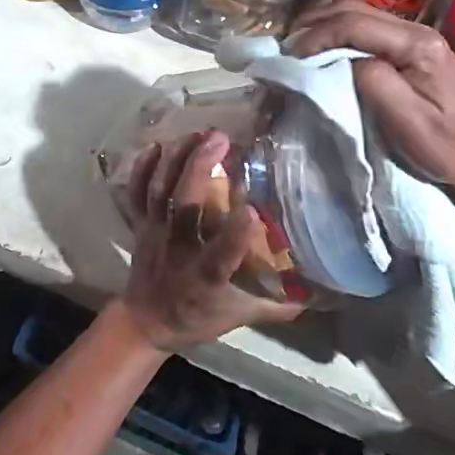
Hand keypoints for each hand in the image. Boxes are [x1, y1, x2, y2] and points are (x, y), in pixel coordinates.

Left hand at [118, 130, 305, 350]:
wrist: (145, 321)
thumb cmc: (195, 317)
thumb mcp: (238, 316)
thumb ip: (276, 305)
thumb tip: (318, 294)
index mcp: (205, 275)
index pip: (221, 254)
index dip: (235, 234)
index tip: (253, 209)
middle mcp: (177, 248)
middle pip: (183, 206)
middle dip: (198, 169)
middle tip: (221, 140)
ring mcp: (154, 233)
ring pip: (160, 191)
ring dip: (176, 159)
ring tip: (196, 134)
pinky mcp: (139, 225)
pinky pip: (136, 194)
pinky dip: (142, 169)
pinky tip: (157, 146)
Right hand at [286, 1, 454, 197]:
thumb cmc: (446, 147)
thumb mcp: (408, 120)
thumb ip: (374, 82)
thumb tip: (342, 62)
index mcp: (418, 45)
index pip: (354, 25)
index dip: (316, 37)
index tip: (291, 60)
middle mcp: (418, 32)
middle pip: (354, 10)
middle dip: (314, 25)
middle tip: (286, 49)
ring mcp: (415, 39)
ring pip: (358, 16)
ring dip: (323, 27)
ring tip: (297, 49)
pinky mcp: (409, 51)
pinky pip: (365, 31)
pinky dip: (336, 36)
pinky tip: (322, 53)